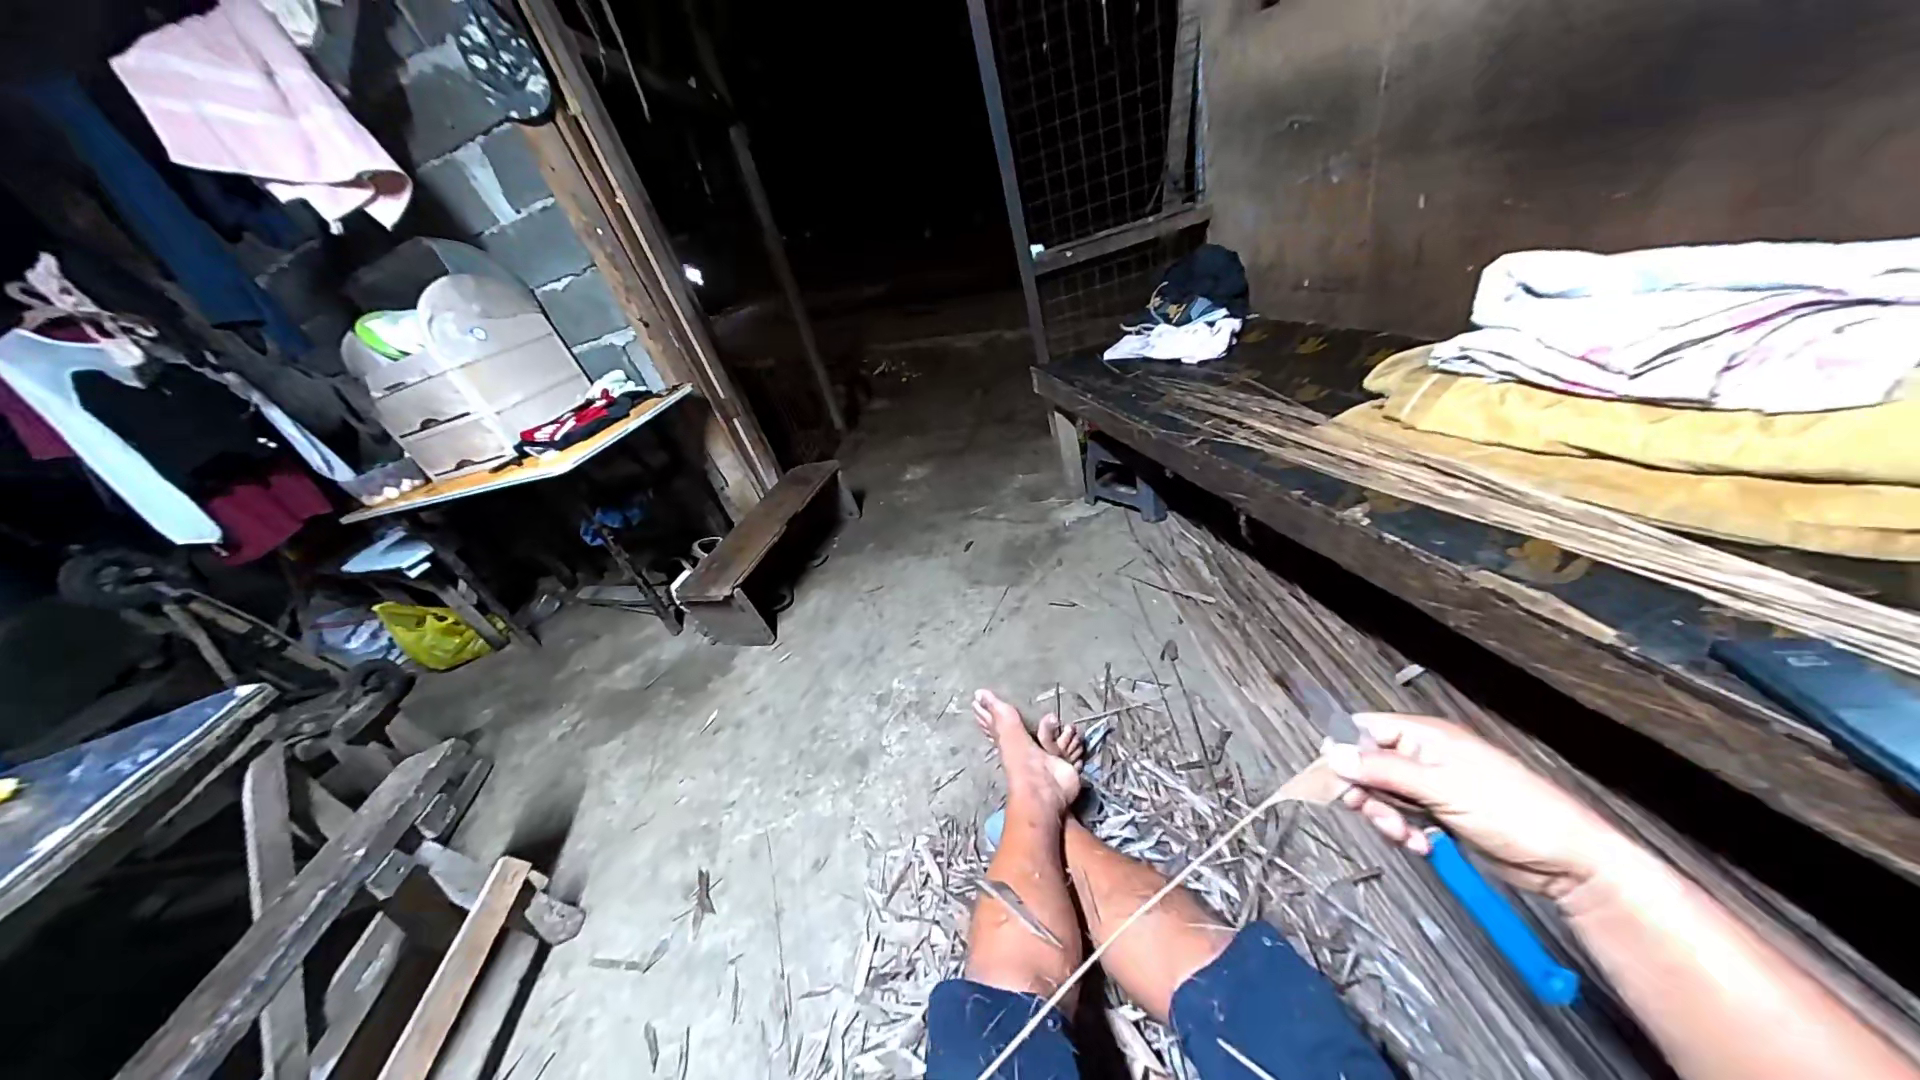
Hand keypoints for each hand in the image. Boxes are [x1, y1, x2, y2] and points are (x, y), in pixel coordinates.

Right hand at [1325, 713, 1635, 900]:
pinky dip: (1403, 831)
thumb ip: (1383, 769)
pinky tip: (1420, 843)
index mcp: (1425, 736)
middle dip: (1365, 792)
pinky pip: (1401, 816)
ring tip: (1404, 833)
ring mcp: (1432, 785)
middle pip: (1367, 765)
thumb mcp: (1441, 787)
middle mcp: (1424, 756)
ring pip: (1381, 794)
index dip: (1344, 753)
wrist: (1570, 863)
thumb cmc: (1518, 814)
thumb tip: (1332, 753)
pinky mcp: (1438, 813)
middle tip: (1371, 811)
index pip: (1363, 730)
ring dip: (1385, 816)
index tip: (1336, 780)